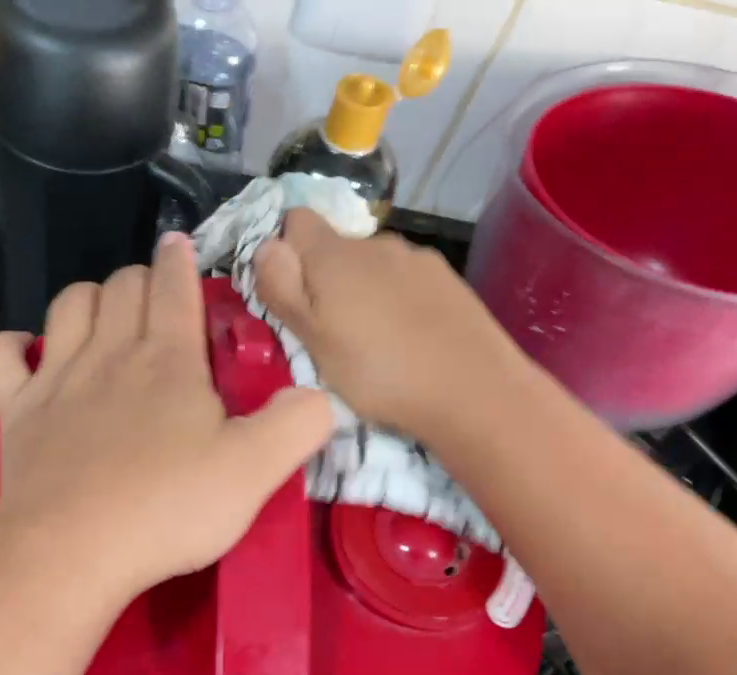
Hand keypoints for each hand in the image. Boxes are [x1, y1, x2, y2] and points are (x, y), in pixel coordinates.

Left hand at [0, 232, 334, 603]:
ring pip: (67, 306)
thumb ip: (296, 426)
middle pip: (120, 286)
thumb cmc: (168, 509)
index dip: (180, 261)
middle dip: (139, 279)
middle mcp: (109, 354)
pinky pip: (2, 356)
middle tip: (154, 300)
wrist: (73, 549)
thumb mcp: (254, 472)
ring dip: (87, 299)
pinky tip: (28, 352)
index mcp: (169, 361)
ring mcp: (56, 380)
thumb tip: (319, 396)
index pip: (175, 286)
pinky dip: (13, 345)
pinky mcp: (16, 412)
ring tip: (102, 316)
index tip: (180, 248)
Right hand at [255, 208, 528, 438]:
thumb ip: (282, 290)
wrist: (472, 391)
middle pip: (334, 249)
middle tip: (325, 335)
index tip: (285, 295)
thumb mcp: (313, 341)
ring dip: (361, 293)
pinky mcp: (447, 281)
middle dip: (323, 281)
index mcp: (334, 255)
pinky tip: (406, 340)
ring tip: (370, 342)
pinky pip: (405, 283)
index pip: (295, 221)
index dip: (282, 251)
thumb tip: (264, 245)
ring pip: (372, 267)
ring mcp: (417, 259)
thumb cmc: (377, 372)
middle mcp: (376, 243)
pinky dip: (395, 303)